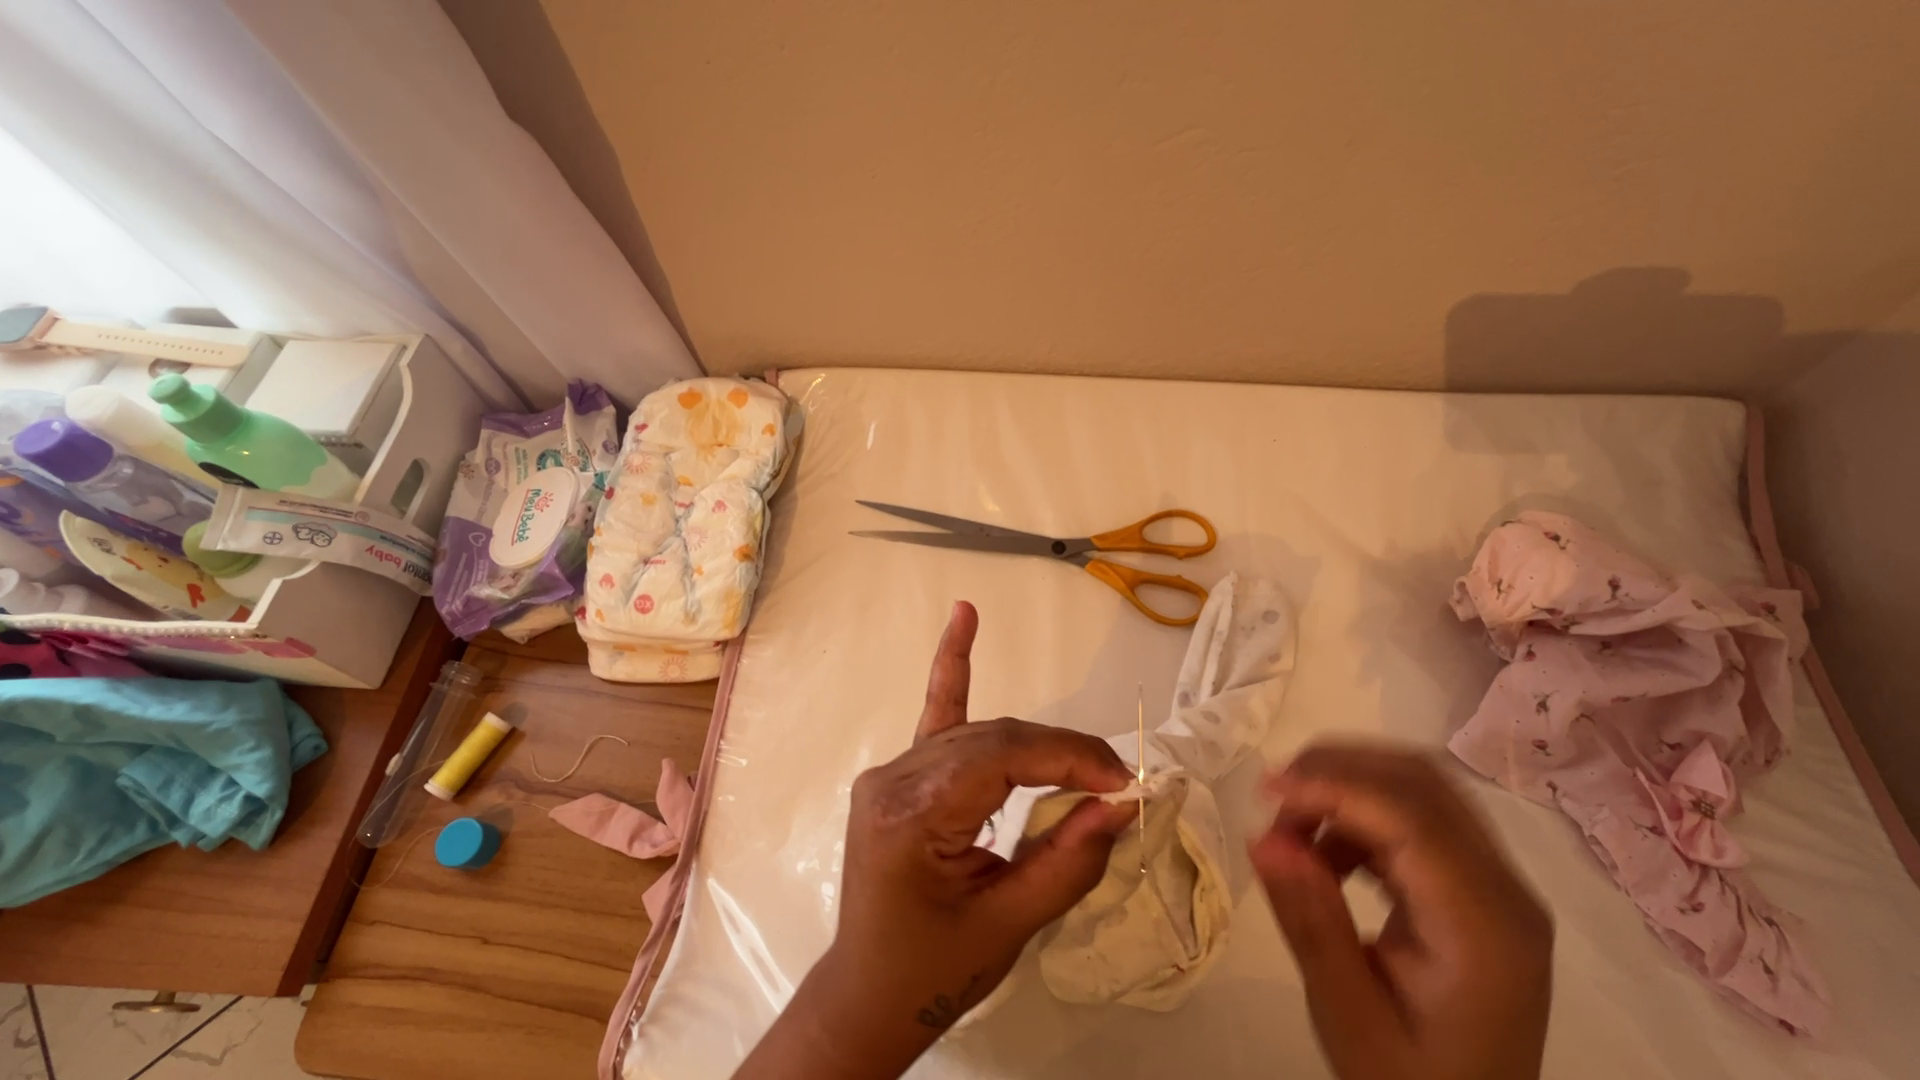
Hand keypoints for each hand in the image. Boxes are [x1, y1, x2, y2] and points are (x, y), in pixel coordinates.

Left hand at [735, 602, 1136, 1079]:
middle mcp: (893, 779)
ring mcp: (889, 773)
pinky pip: (937, 717)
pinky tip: (967, 616)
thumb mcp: (1011, 924)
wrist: (868, 992)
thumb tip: (1121, 804)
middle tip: (1116, 782)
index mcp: (913, 816)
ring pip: (977, 732)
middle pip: (993, 738)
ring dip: (1033, 742)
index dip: (1070, 758)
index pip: (1003, 757)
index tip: (1123, 782)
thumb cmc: (937, 969)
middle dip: (1061, 753)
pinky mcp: (895, 776)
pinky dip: (956, 666)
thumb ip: (1068, 861)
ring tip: (1086, 759)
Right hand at [1252, 741, 1553, 1079]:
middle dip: (1338, 771)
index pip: (1412, 818)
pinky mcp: (1481, 889)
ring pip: (1422, 791)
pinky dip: (1363, 816)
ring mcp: (1500, 886)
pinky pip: (1421, 820)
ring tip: (1290, 833)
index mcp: (1484, 928)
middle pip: (1424, 784)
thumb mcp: (1348, 1017)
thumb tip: (1263, 839)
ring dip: (1348, 789)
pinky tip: (1325, 854)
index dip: (1335, 786)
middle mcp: (1506, 891)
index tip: (1263, 788)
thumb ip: (1311, 923)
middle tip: (1271, 799)